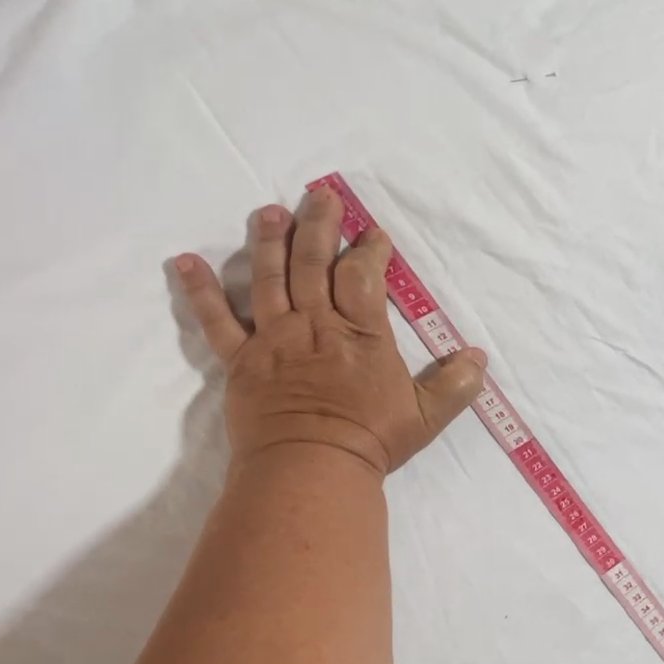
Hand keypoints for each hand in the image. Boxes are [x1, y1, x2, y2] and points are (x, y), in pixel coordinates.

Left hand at [173, 186, 487, 475]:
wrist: (310, 467)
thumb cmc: (373, 438)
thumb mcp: (430, 414)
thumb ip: (458, 383)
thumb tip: (477, 356)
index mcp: (362, 335)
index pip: (363, 277)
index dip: (369, 251)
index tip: (375, 233)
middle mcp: (315, 326)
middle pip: (313, 265)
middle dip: (318, 227)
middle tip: (321, 196)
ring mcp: (272, 340)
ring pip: (267, 279)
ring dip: (267, 242)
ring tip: (269, 212)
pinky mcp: (239, 361)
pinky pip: (214, 320)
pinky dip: (199, 290)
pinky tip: (185, 261)